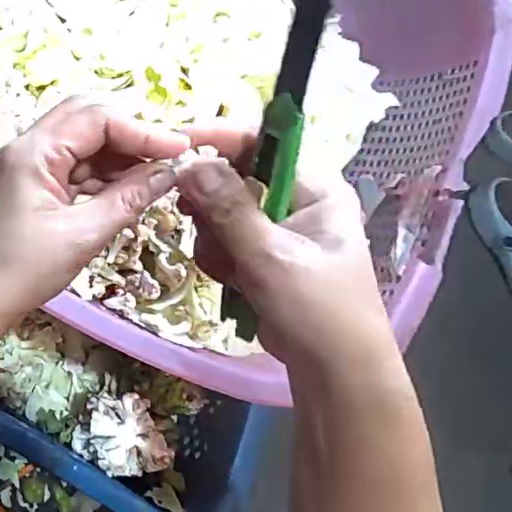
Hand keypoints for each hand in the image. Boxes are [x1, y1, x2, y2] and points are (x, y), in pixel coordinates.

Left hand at [0, 96, 190, 333]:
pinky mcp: (28, 185)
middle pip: (85, 118)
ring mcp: (24, 166)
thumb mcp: (83, 235)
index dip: (143, 130)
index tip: (181, 148)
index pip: (96, 118)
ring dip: (117, 155)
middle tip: (168, 156)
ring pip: (80, 142)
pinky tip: (127, 190)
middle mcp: (25, 148)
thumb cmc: (23, 271)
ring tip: (154, 176)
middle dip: (130, 134)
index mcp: (32, 152)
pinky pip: (70, 166)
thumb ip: (130, 197)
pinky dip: (100, 175)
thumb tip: (171, 171)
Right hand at [173, 141, 393, 373]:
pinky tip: (230, 280)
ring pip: (221, 213)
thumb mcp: (270, 256)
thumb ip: (228, 209)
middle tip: (190, 215)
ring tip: (228, 266)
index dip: (221, 139)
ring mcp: (276, 231)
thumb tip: (190, 164)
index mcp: (315, 189)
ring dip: (213, 238)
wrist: (334, 373)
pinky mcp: (260, 257)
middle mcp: (296, 202)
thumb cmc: (317, 309)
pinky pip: (223, 241)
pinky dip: (218, 258)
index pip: (264, 143)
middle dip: (211, 202)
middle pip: (234, 177)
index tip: (177, 144)